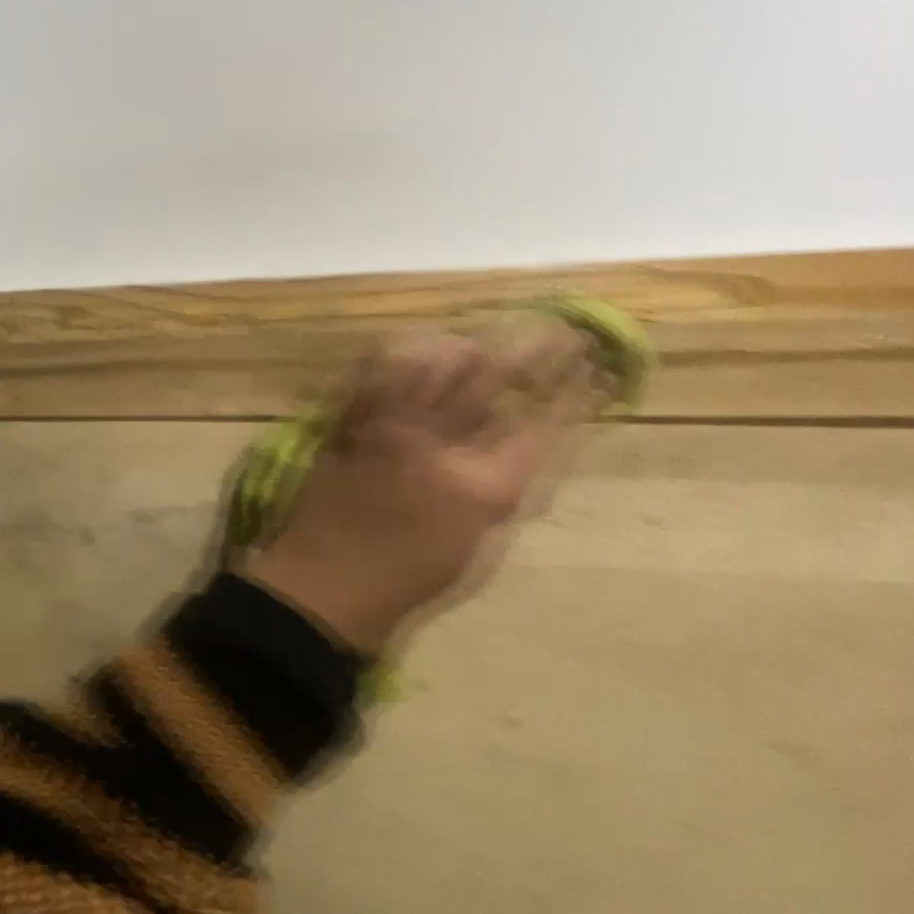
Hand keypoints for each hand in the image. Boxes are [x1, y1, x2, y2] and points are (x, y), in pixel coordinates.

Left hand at [243, 325, 602, 652]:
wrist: (325, 581)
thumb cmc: (404, 576)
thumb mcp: (473, 542)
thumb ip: (499, 486)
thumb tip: (521, 441)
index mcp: (480, 488)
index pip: (541, 426)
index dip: (569, 394)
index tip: (588, 369)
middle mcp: (437, 445)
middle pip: (489, 379)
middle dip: (530, 349)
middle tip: (552, 332)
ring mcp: (387, 427)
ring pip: (433, 361)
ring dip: (465, 346)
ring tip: (478, 344)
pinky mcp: (347, 421)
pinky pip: (378, 369)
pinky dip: (405, 352)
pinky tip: (420, 350)